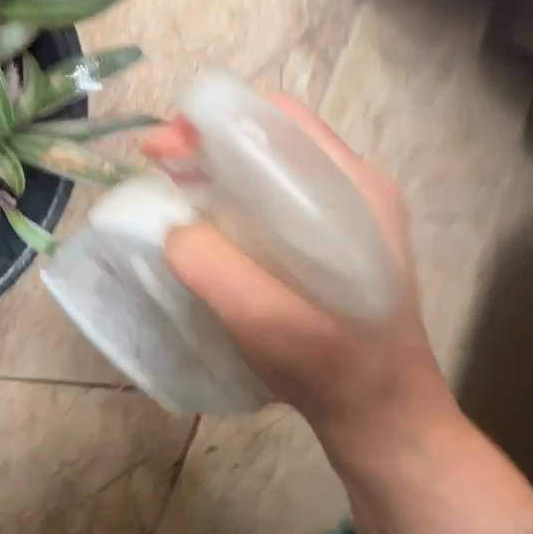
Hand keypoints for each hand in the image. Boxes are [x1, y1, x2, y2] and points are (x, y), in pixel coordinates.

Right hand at [144, 97, 532, 533]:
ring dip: (206, 170)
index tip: (162, 150)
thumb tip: (170, 228)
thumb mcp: (264, 317)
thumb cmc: (331, 364)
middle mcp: (348, 189)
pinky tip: (197, 228)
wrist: (380, 416)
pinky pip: (262, 198)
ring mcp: (337, 215)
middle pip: (262, 135)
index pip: (273, 117)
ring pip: (259, 165)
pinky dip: (221, 199)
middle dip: (199, 142)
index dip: (210, 122)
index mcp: (350, 189)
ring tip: (165, 194)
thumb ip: (211, 262)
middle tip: (152, 168)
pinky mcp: (321, 241)